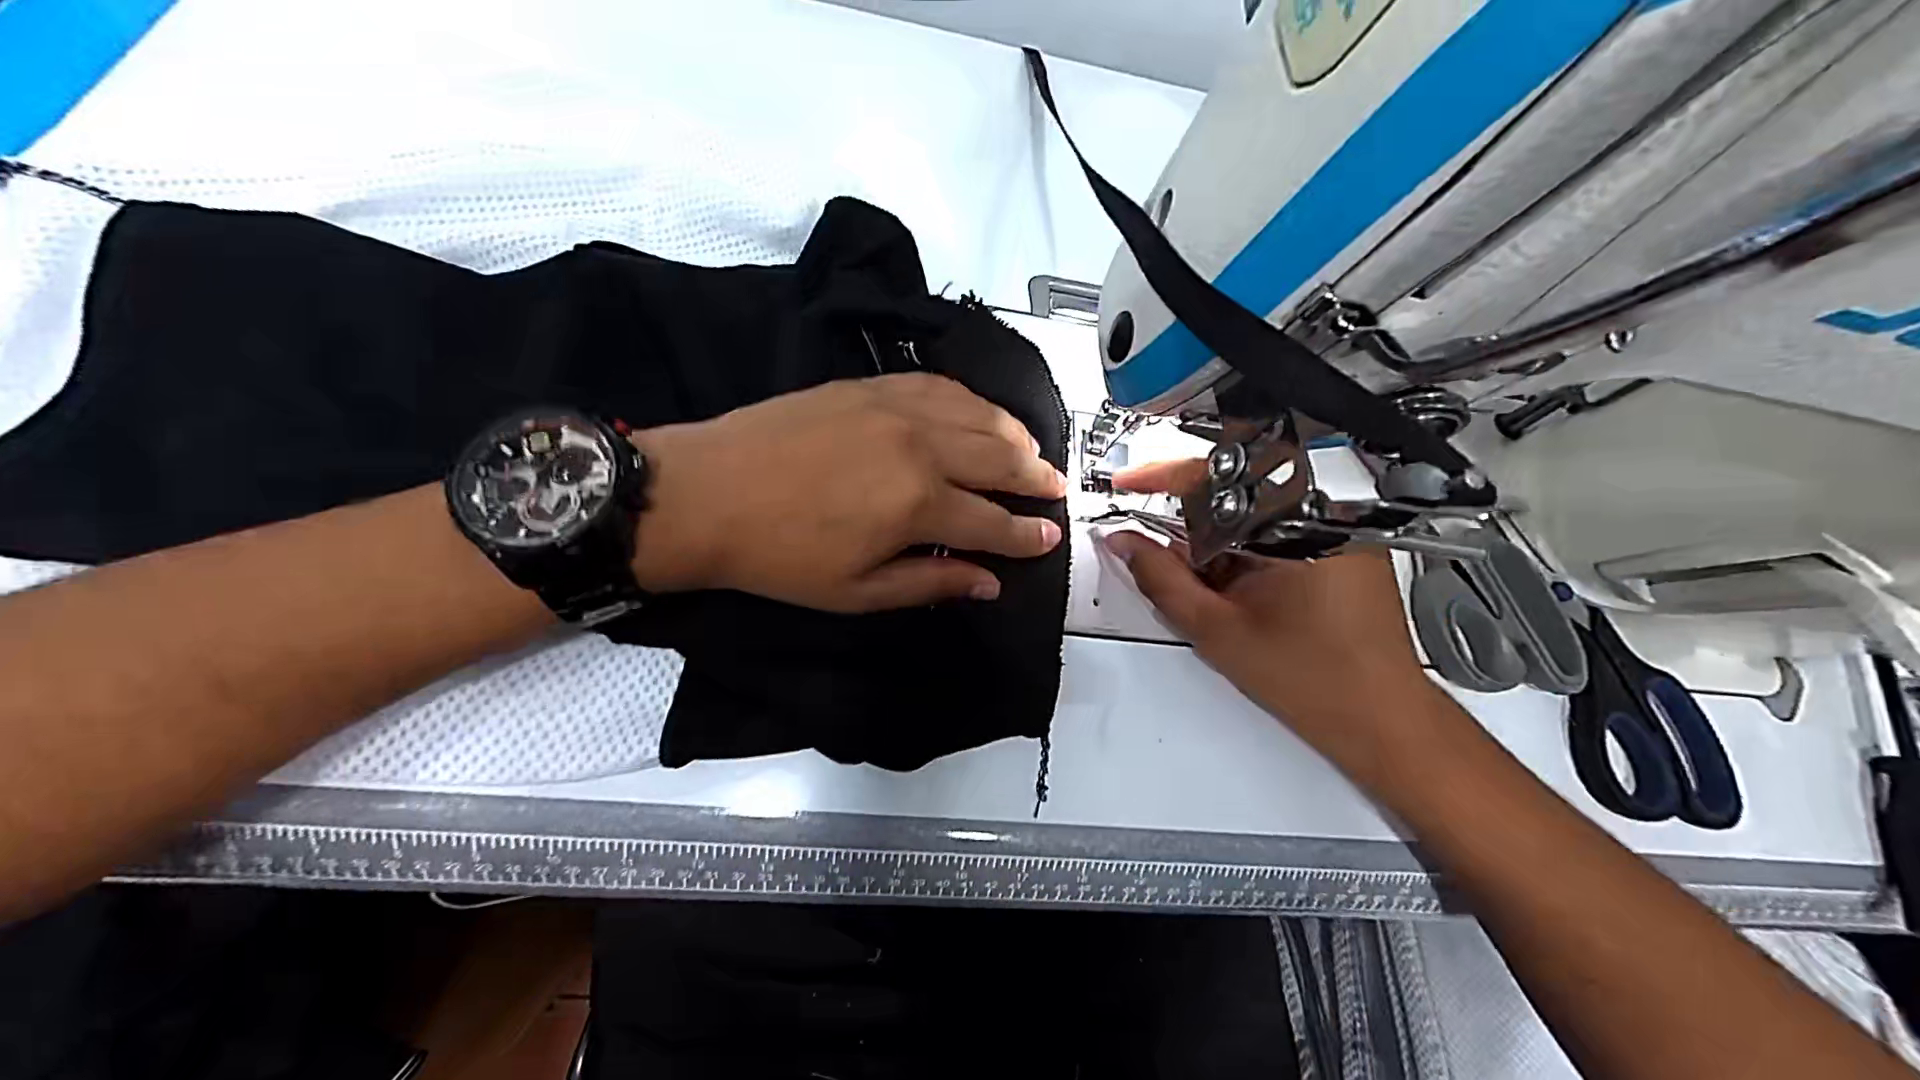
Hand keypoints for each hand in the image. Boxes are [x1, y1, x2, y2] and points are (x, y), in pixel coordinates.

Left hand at [628, 374, 1064, 612]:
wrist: (706, 492)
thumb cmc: (780, 555)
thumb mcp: (856, 591)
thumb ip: (930, 581)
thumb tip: (988, 582)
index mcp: (918, 503)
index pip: (993, 520)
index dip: (1027, 533)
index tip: (1051, 537)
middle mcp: (920, 445)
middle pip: (999, 458)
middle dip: (1036, 477)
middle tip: (1056, 489)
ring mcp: (895, 406)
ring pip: (978, 414)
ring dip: (1013, 435)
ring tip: (1029, 452)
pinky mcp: (869, 385)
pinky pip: (939, 385)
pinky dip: (971, 400)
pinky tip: (978, 412)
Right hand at [1102, 459, 1450, 768]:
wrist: (1380, 718)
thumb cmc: (1322, 684)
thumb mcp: (1217, 629)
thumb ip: (1160, 578)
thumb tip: (1127, 545)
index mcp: (1298, 525)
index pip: (1214, 481)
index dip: (1159, 479)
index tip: (1130, 483)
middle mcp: (1324, 518)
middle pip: (1230, 500)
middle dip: (1190, 532)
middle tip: (1174, 570)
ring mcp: (1336, 533)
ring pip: (1248, 520)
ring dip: (1217, 550)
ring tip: (1227, 603)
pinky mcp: (1340, 550)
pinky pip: (1274, 534)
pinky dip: (1244, 558)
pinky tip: (1246, 599)